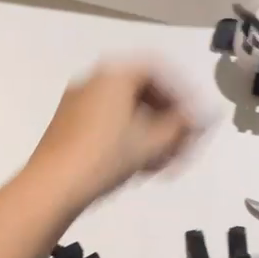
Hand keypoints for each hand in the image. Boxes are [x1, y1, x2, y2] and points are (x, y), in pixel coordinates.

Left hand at [26, 62, 198, 207]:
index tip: (195, 120)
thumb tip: (206, 117)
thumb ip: (184, 126)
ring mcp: (76, 104)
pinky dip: (128, 139)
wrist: (52, 186)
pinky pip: (107, 125)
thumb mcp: (152, 142)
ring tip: (163, 164)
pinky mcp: (66, 127)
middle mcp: (93, 81)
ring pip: (124, 113)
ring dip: (150, 134)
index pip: (158, 71)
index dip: (183, 94)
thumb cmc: (106, 157)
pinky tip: (137, 166)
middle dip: (167, 120)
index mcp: (114, 74)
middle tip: (183, 146)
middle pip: (141, 93)